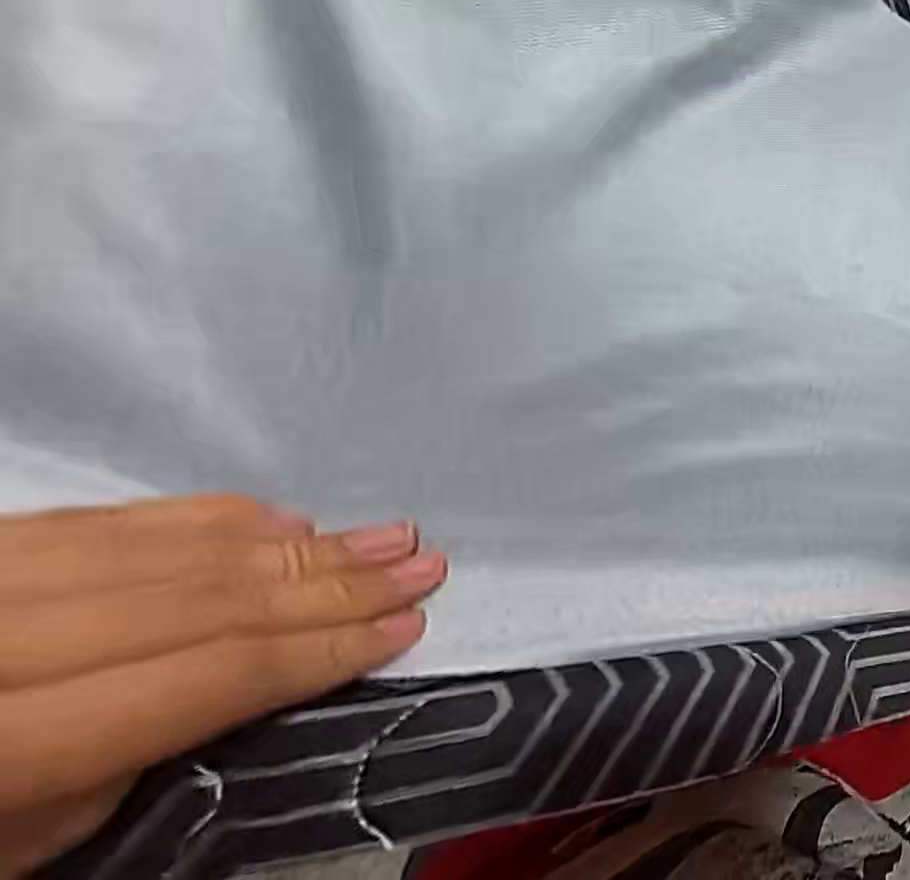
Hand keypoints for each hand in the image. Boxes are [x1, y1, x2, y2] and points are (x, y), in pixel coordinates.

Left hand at [0, 496, 443, 876]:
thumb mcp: (24, 841)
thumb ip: (144, 758)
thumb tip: (267, 682)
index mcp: (6, 744)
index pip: (221, 674)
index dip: (329, 649)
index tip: (403, 627)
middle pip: (219, 601)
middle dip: (343, 586)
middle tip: (421, 570)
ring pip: (189, 552)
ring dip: (309, 545)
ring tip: (388, 538)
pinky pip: (126, 516)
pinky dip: (221, 516)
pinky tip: (288, 519)